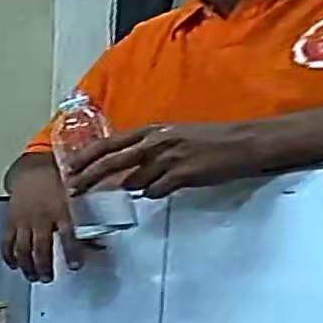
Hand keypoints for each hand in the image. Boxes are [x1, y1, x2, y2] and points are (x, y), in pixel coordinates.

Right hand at [1, 158, 81, 282]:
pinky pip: (6, 241)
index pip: (68, 236)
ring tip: (32, 277)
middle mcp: (41, 218)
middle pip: (40, 247)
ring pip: (22, 248)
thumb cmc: (59, 182)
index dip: (72, 252)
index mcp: (61, 211)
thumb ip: (88, 219)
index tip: (74, 266)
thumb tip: (99, 243)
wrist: (33, 171)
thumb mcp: (79, 197)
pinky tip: (13, 265)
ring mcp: (23, 221)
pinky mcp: (10, 222)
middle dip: (44, 265)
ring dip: (27, 264)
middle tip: (47, 279)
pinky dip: (8, 255)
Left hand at [68, 122, 266, 197]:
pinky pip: (152, 191)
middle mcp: (156, 142)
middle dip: (87, 179)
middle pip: (108, 164)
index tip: (68, 170)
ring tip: (158, 179)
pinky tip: (172, 185)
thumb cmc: (212, 140)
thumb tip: (115, 166)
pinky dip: (156, 192)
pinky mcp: (182, 174)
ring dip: (136, 186)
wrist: (254, 142)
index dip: (84, 158)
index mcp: (152, 131)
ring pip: (132, 182)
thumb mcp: (172, 135)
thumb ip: (143, 148)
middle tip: (73, 190)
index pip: (107, 144)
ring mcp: (168, 158)